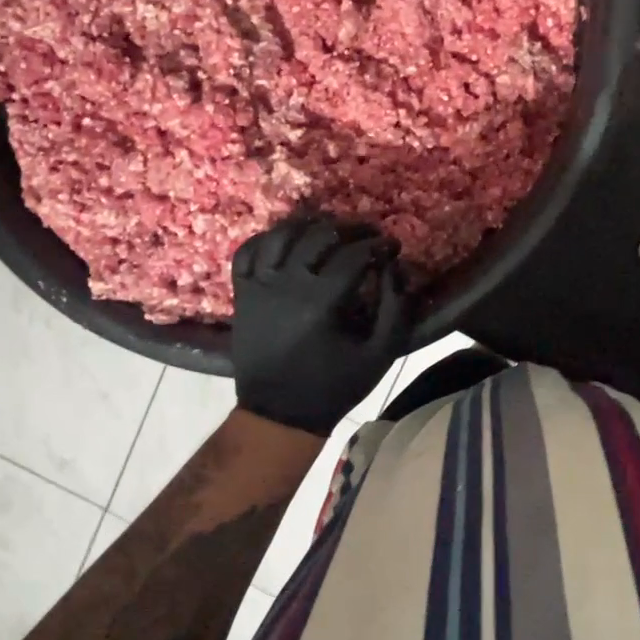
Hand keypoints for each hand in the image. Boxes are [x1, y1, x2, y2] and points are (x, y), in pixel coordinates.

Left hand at [229, 215, 411, 435]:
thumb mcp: (380, 355)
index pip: (353, 255)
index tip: (392, 246)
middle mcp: (286, 286)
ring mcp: (259, 286)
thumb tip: (396, 269)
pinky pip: (249, 250)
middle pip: (318, 235)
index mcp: (321, 303)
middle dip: (349, 229)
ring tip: (330, 231)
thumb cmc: (335, 386)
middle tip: (368, 234)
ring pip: (282, 235)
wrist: (279, 413)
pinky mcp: (242, 293)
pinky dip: (269, 238)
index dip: (378, 245)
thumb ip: (395, 310)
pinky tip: (289, 241)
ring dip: (310, 226)